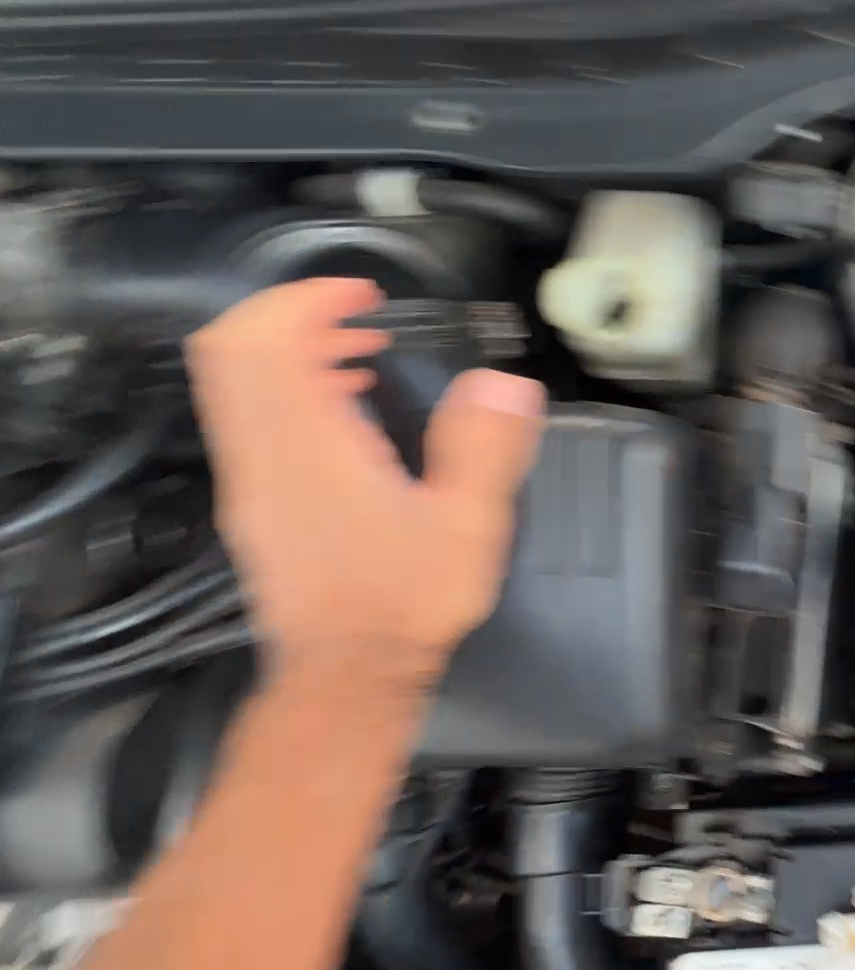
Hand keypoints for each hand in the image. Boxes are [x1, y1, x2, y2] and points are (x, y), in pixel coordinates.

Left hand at [186, 278, 545, 689]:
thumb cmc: (410, 601)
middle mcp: (263, 459)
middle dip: (293, 317)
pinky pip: (253, 421)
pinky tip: (351, 411)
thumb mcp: (470, 524)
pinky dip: (291, 392)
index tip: (363, 295)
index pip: (264, 345)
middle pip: (234, 354)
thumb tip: (506, 384)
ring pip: (238, 386)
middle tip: (362, 316)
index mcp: (311, 453)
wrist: (350, 674)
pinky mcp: (260, 504)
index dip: (304, 301)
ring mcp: (253, 482)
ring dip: (292, 352)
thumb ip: (486, 449)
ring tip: (362, 354)